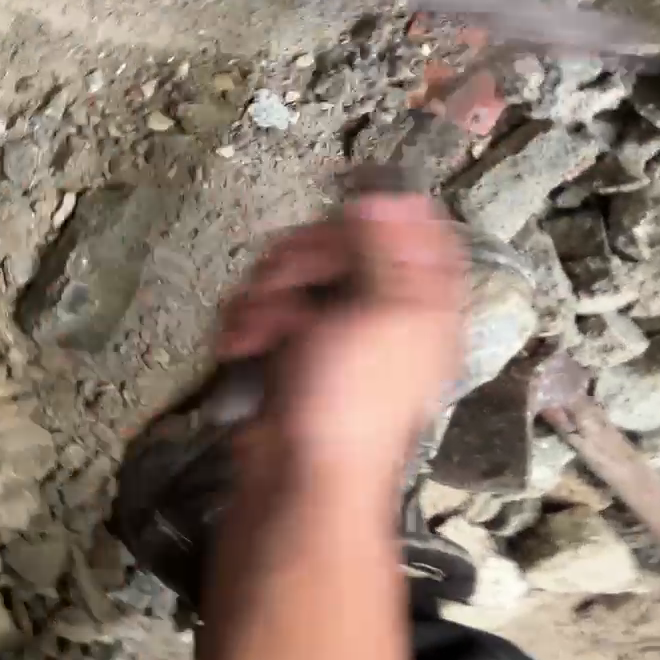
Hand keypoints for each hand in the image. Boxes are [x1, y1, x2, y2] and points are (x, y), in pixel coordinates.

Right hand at [215, 195, 464, 487]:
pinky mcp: (282, 345)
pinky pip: (253, 308)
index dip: (369, 217)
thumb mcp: (383, 316)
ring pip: (280, 276)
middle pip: (327, 246)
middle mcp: (374, 308)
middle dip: (291, 266)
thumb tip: (390, 193)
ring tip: (258, 335)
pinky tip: (242, 347)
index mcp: (418, 299)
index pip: (406, 230)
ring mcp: (324, 328)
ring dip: (257, 302)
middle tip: (283, 290)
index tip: (336, 219)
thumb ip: (387, 252)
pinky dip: (241, 325)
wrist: (296, 465)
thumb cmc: (349, 398)